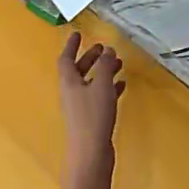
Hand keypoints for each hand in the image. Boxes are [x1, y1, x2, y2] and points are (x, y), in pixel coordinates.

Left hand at [57, 32, 124, 176]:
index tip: (78, 34)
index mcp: (68, 81)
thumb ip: (105, 66)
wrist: (90, 154)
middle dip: (90, 57)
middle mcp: (71, 92)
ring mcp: (80, 107)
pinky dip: (108, 89)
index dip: (71, 45)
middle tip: (103, 48)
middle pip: (78, 69)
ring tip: (119, 63)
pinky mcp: (90, 119)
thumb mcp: (102, 86)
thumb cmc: (93, 116)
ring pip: (90, 83)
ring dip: (102, 72)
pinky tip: (122, 86)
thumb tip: (107, 49)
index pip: (66, 58)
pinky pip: (98, 97)